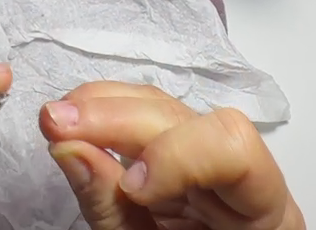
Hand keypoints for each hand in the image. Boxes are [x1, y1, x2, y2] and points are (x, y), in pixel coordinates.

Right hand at [39, 82, 303, 229]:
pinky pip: (138, 113)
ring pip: (155, 102)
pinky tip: (73, 123)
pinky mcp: (171, 149)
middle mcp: (237, 169)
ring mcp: (203, 153)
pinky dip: (100, 113)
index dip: (178, 154)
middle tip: (54, 123)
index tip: (133, 186)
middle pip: (179, 115)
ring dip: (99, 106)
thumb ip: (115, 213)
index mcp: (262, 211)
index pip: (234, 148)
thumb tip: (68, 147)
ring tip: (55, 120)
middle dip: (113, 116)